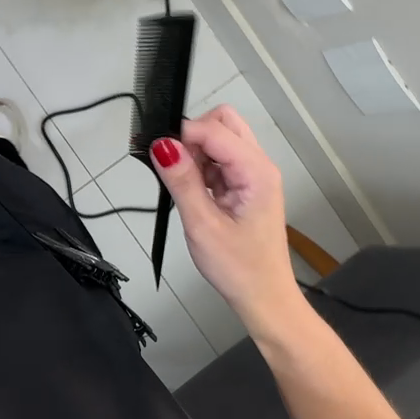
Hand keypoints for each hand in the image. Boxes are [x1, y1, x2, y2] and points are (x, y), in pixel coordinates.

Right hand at [149, 106, 303, 336]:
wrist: (262, 296)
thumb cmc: (237, 267)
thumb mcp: (202, 224)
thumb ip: (182, 181)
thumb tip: (161, 145)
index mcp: (256, 171)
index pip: (214, 129)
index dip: (182, 136)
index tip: (157, 157)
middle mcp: (259, 165)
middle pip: (223, 122)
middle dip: (192, 136)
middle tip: (175, 169)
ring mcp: (253, 174)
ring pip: (220, 139)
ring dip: (196, 152)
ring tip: (184, 186)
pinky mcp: (244, 185)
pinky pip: (219, 159)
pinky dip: (201, 166)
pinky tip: (193, 192)